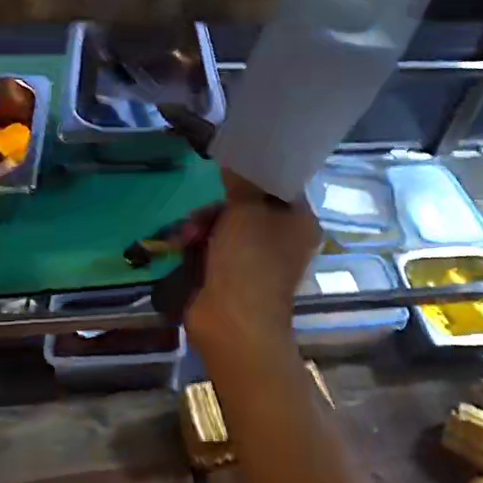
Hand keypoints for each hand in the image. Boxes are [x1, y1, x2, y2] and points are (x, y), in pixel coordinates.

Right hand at [184, 168, 321, 364]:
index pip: (279, 185)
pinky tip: (182, 245)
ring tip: (187, 236)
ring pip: (225, 226)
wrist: (233, 322)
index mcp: (299, 221)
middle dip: (217, 208)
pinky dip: (197, 245)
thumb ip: (241, 181)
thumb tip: (236, 160)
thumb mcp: (245, 210)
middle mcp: (282, 239)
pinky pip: (213, 246)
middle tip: (202, 214)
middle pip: (247, 205)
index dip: (253, 174)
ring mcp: (256, 259)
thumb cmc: (249, 260)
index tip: (227, 167)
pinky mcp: (231, 274)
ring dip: (201, 226)